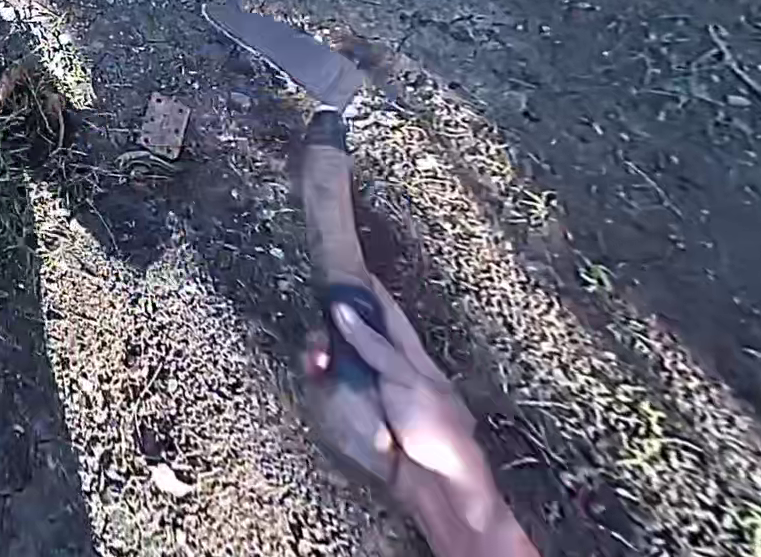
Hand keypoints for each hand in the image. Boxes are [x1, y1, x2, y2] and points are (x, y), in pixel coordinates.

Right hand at [302, 277, 503, 533]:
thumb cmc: (438, 432)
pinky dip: (329, 396)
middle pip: (347, 336)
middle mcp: (386, 366)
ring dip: (323, 367)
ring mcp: (372, 392)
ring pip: (335, 365)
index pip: (383, 308)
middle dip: (326, 337)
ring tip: (318, 371)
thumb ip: (372, 344)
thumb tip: (342, 307)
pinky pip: (333, 396)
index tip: (344, 265)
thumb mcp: (407, 380)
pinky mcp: (359, 416)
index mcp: (408, 351)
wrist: (444, 494)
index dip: (365, 287)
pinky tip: (331, 400)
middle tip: (317, 347)